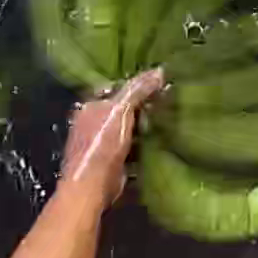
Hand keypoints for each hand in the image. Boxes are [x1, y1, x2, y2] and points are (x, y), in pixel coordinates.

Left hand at [58, 69, 165, 202]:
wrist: (92, 187)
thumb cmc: (102, 144)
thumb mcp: (121, 109)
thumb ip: (139, 89)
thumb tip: (160, 70)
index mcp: (89, 106)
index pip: (115, 87)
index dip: (136, 83)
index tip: (158, 82)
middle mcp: (91, 121)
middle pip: (122, 106)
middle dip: (142, 103)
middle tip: (166, 98)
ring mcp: (100, 142)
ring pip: (128, 124)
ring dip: (145, 122)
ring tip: (168, 115)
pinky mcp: (110, 159)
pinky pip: (132, 141)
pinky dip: (144, 139)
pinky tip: (160, 136)